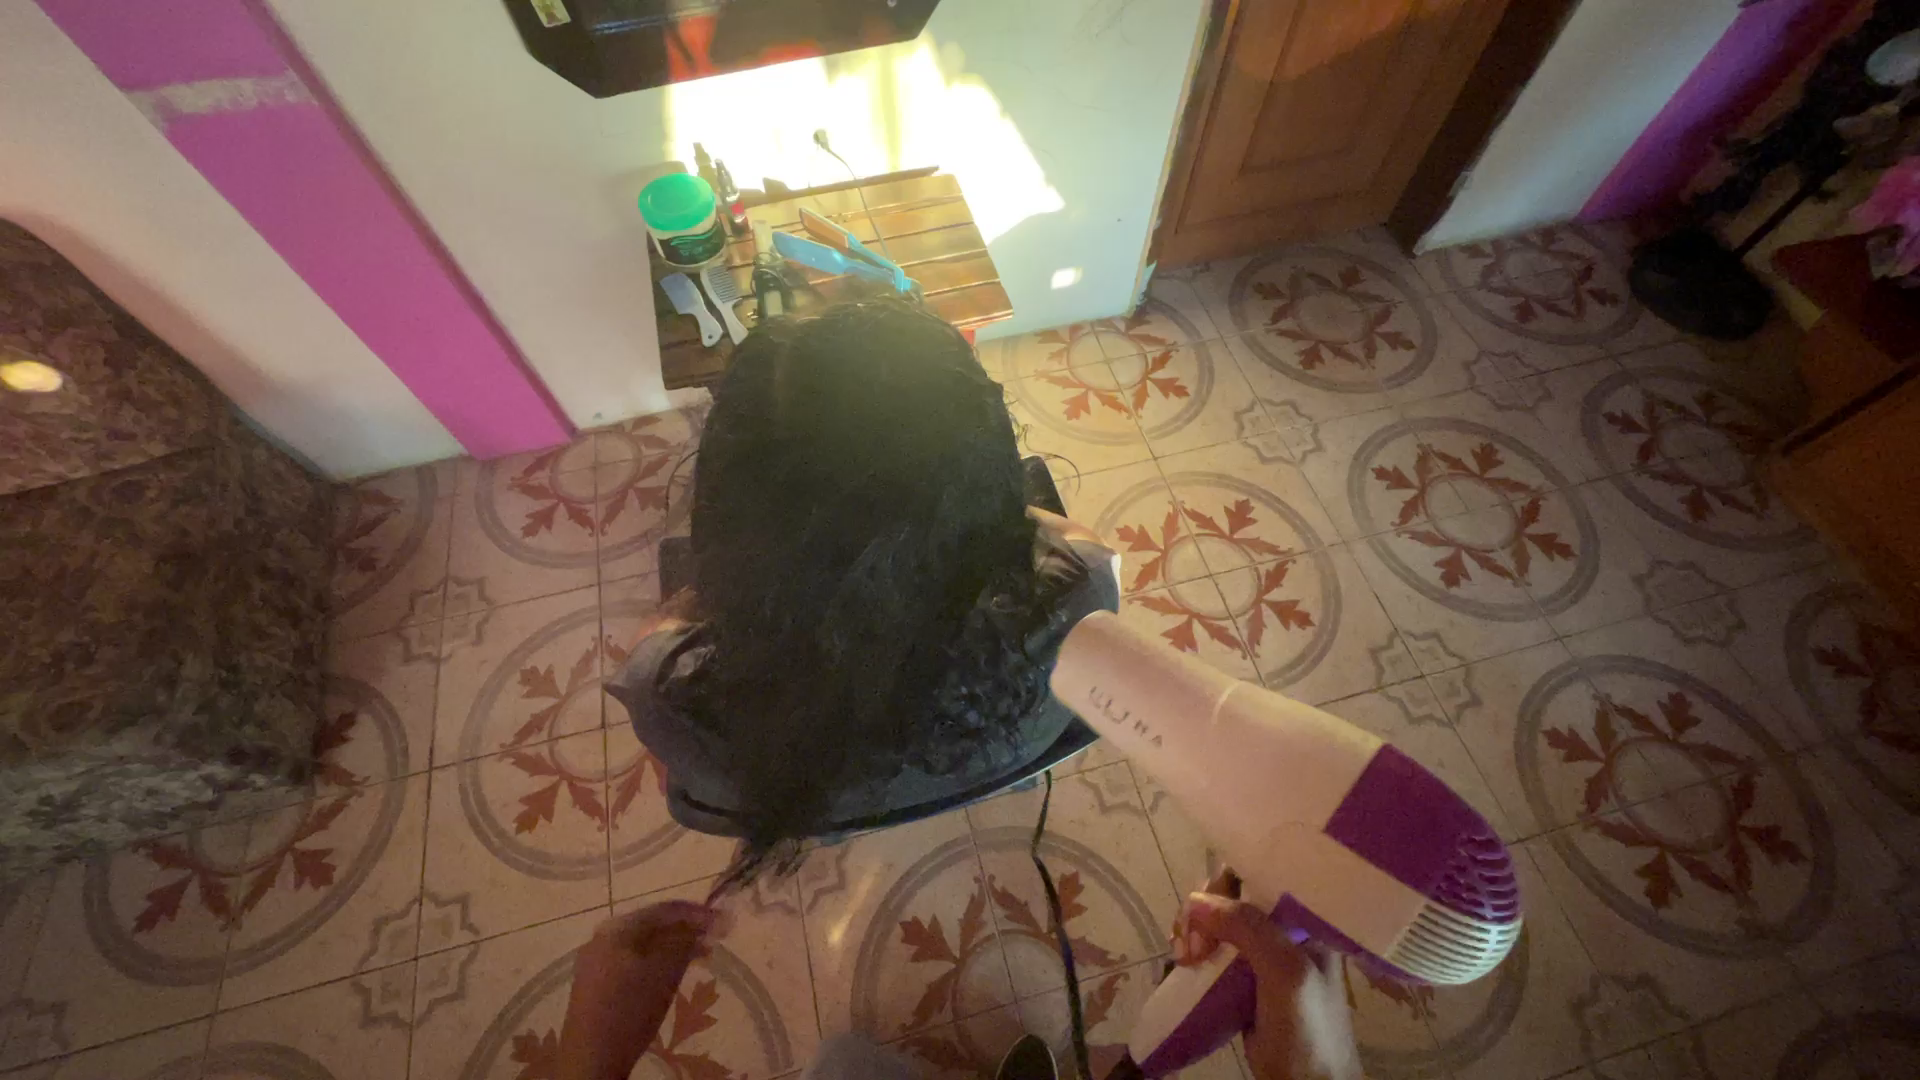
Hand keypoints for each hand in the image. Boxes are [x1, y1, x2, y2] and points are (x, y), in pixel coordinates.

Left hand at [557, 901, 715, 1079]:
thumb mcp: (667, 969)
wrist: (590, 1063)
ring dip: (675, 947)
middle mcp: (603, 937)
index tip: (725, 922)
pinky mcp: (597, 986)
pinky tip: (673, 974)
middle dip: (687, 930)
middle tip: (716, 939)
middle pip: (654, 925)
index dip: (699, 913)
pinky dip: (657, 963)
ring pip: (645, 945)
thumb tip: (709, 920)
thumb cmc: (631, 1009)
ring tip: (702, 957)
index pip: (666, 909)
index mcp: (617, 927)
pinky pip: (634, 962)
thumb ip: (687, 937)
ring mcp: (596, 962)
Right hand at [1170, 874, 1361, 1079]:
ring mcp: (1260, 950)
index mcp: (1303, 917)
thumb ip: (1248, 929)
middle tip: (1191, 943)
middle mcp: (1282, 926)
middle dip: (1202, 910)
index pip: (1259, 870)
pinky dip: (1190, 946)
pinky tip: (1183, 962)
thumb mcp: (1286, 974)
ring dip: (1191, 929)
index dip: (1226, 880)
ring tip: (1185, 959)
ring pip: (1214, 917)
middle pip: (1229, 892)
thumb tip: (1196, 901)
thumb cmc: (1309, 1032)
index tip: (1206, 906)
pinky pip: (1208, 943)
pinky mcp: (1240, 973)